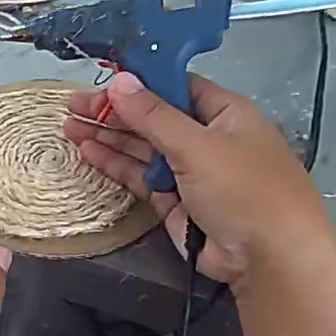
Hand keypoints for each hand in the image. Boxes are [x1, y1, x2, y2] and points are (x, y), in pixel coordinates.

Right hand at [63, 72, 335, 292]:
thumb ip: (153, 116)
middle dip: (113, 112)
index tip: (102, 79)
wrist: (266, 256)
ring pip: (141, 148)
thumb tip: (119, 81)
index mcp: (223, 113)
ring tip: (69, 127)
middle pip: (152, 118)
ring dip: (107, 137)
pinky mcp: (172, 201)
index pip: (175, 87)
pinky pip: (138, 176)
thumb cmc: (244, 190)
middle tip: (72, 105)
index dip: (139, 82)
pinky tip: (88, 152)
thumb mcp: (198, 146)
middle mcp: (204, 138)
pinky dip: (114, 164)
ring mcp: (187, 171)